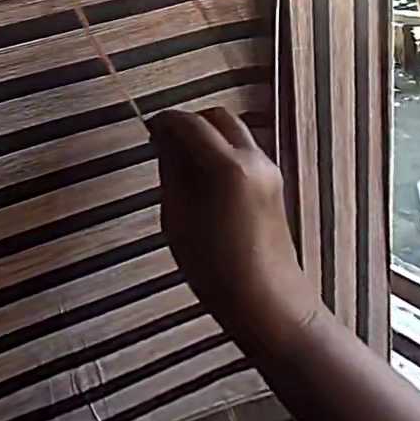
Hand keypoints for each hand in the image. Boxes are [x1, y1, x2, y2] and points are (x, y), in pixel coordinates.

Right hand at [148, 107, 323, 354]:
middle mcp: (254, 161)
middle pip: (218, 118)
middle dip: (189, 122)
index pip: (191, 123)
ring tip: (178, 162)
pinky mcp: (273, 186)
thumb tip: (162, 137)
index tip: (146, 126)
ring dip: (204, 136)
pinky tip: (199, 178)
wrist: (266, 303)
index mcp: (228, 167)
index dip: (165, 120)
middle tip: (162, 140)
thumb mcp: (177, 213)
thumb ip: (170, 167)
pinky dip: (218, 151)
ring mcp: (268, 172)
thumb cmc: (214, 264)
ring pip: (232, 133)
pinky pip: (241, 152)